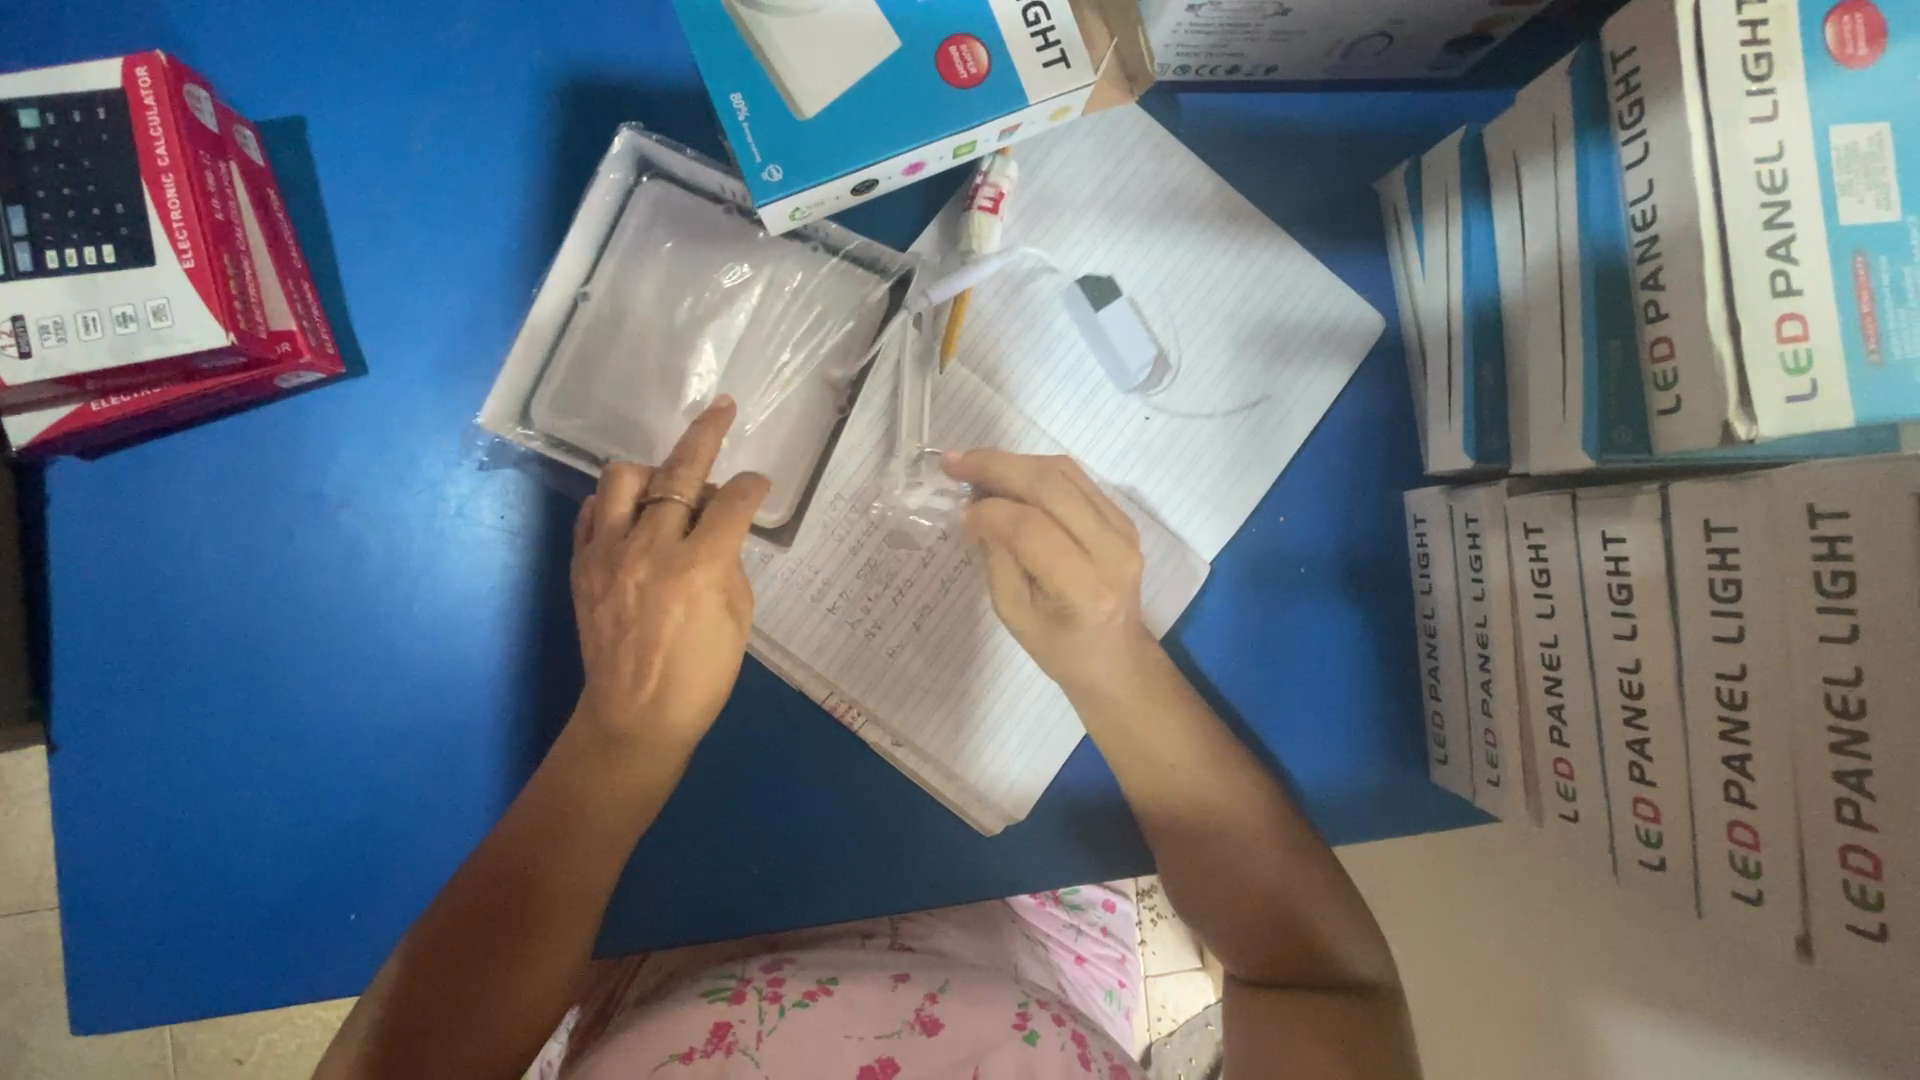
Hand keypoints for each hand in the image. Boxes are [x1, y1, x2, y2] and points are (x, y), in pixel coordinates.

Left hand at [570, 398, 769, 756]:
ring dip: (653, 470)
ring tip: (670, 482)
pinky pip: (593, 512)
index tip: (760, 484)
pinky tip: (635, 514)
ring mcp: (609, 553)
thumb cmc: (702, 675)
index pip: (732, 503)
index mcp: (699, 567)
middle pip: (681, 472)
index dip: (753, 487)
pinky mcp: (582, 565)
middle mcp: (651, 549)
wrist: (635, 717)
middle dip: (708, 435)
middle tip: (722, 409)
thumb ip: (730, 561)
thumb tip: (719, 528)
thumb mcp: (738, 617)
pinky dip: (616, 503)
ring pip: (624, 478)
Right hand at [944, 450, 1156, 696]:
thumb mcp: (1013, 613)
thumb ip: (996, 557)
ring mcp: (1124, 530)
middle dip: (996, 467)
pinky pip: (1076, 479)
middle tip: (955, 464)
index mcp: (1086, 590)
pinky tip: (1007, 478)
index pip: (1031, 529)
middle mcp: (1113, 551)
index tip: (960, 512)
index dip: (989, 512)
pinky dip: (1035, 471)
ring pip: (1064, 472)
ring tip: (976, 468)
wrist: (1115, 657)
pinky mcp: (1123, 517)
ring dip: (1014, 463)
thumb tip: (976, 506)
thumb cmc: (1059, 647)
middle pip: (1051, 486)